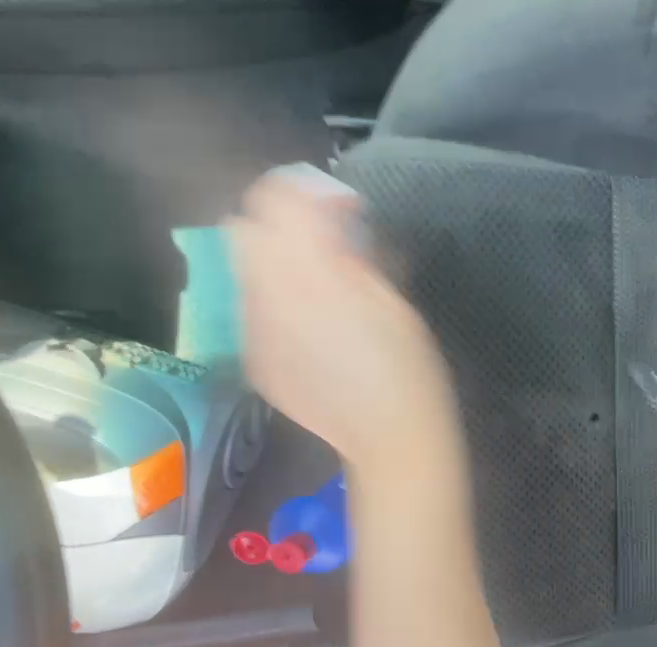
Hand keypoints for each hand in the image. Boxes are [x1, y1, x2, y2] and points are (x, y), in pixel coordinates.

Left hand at [227, 166, 464, 473]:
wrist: (392, 443)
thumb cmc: (411, 371)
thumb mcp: (394, 302)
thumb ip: (355, 255)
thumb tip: (336, 220)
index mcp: (309, 272)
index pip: (277, 199)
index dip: (307, 194)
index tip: (342, 212)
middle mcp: (266, 293)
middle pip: (246, 229)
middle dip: (280, 229)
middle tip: (324, 249)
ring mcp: (254, 330)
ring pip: (245, 272)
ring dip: (276, 269)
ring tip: (321, 297)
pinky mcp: (254, 360)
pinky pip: (254, 314)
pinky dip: (277, 309)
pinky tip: (314, 337)